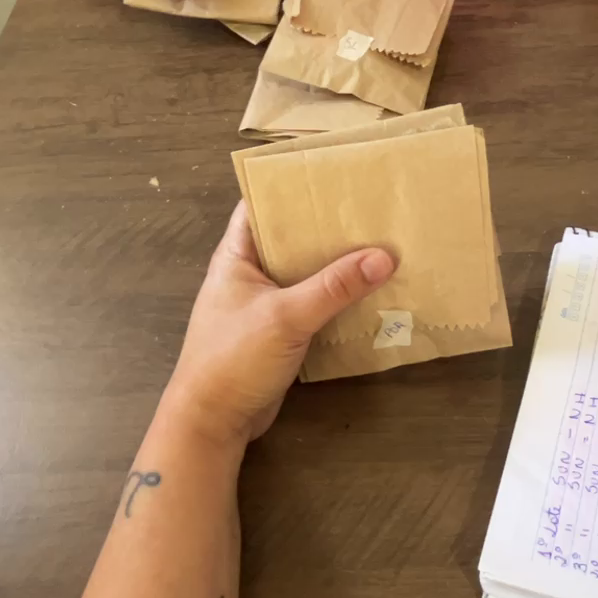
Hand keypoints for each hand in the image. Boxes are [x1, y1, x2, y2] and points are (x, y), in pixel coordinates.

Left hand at [158, 201, 395, 450]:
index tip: (337, 175)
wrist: (213, 422)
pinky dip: (338, 299)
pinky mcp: (281, 331)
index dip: (294, 186)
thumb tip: (384, 257)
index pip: (263, 204)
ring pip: (307, 273)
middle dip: (329, 227)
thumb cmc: (234, 359)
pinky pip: (314, 304)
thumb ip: (334, 287)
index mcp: (238, 255)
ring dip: (338, 266)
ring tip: (381, 246)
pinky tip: (370, 293)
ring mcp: (266, 303)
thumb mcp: (286, 317)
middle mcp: (251, 273)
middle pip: (293, 238)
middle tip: (372, 211)